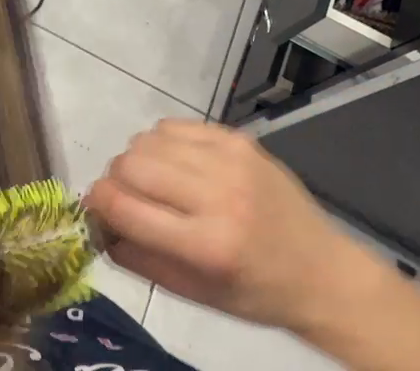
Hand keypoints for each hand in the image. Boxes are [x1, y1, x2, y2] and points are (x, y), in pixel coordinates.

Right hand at [90, 121, 419, 370]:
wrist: (323, 273)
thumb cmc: (254, 293)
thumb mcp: (193, 294)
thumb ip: (137, 258)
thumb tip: (96, 222)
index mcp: (206, 246)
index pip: (122, 205)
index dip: (97, 204)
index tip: (97, 211)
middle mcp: (217, 196)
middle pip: (130, 164)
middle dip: (115, 180)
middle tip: (126, 198)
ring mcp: (230, 161)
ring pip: (147, 139)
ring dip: (138, 160)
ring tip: (155, 182)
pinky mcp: (238, 139)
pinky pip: (173, 125)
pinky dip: (163, 143)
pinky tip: (178, 165)